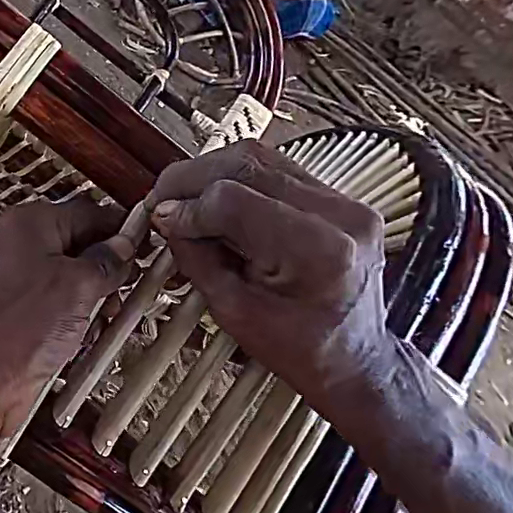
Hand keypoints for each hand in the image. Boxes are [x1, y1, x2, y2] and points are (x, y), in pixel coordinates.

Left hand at [0, 200, 136, 442]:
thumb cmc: (14, 330)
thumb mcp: (78, 286)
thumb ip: (107, 261)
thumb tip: (123, 248)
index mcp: (28, 225)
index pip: (88, 212)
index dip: (120, 231)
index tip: (146, 247)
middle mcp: (18, 248)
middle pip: (80, 247)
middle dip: (107, 271)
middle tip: (126, 291)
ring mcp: (16, 281)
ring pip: (72, 281)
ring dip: (95, 300)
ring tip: (105, 319)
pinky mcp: (18, 313)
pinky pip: (59, 308)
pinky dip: (76, 320)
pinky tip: (85, 337)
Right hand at [145, 141, 400, 409]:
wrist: (354, 356)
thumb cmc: (297, 346)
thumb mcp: (231, 311)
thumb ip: (196, 257)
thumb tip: (166, 217)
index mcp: (318, 252)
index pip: (231, 200)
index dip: (185, 208)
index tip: (159, 223)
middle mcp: (339, 215)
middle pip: (245, 164)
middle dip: (189, 179)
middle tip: (160, 202)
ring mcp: (343, 200)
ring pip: (257, 156)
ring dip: (207, 173)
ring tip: (182, 200)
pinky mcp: (335, 197)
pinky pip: (272, 168)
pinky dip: (231, 178)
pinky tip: (211, 201)